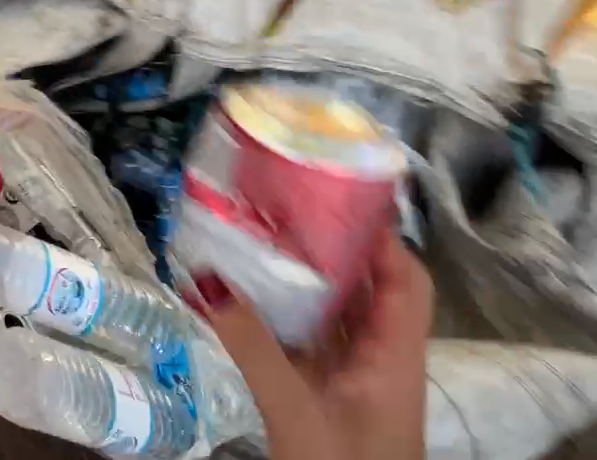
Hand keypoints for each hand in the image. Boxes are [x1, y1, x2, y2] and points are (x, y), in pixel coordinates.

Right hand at [190, 229, 433, 459]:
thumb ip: (250, 343)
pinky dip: (271, 303)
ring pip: (327, 308)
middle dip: (318, 243)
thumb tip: (201, 273)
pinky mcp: (319, 386)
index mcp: (394, 359)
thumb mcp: (294, 408)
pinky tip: (234, 288)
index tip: (324, 194)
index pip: (402, 282)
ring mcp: (348, 374)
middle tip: (265, 205)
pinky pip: (300, 330)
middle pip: (361, 287)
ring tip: (242, 235)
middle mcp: (377, 359)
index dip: (374, 236)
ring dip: (290, 272)